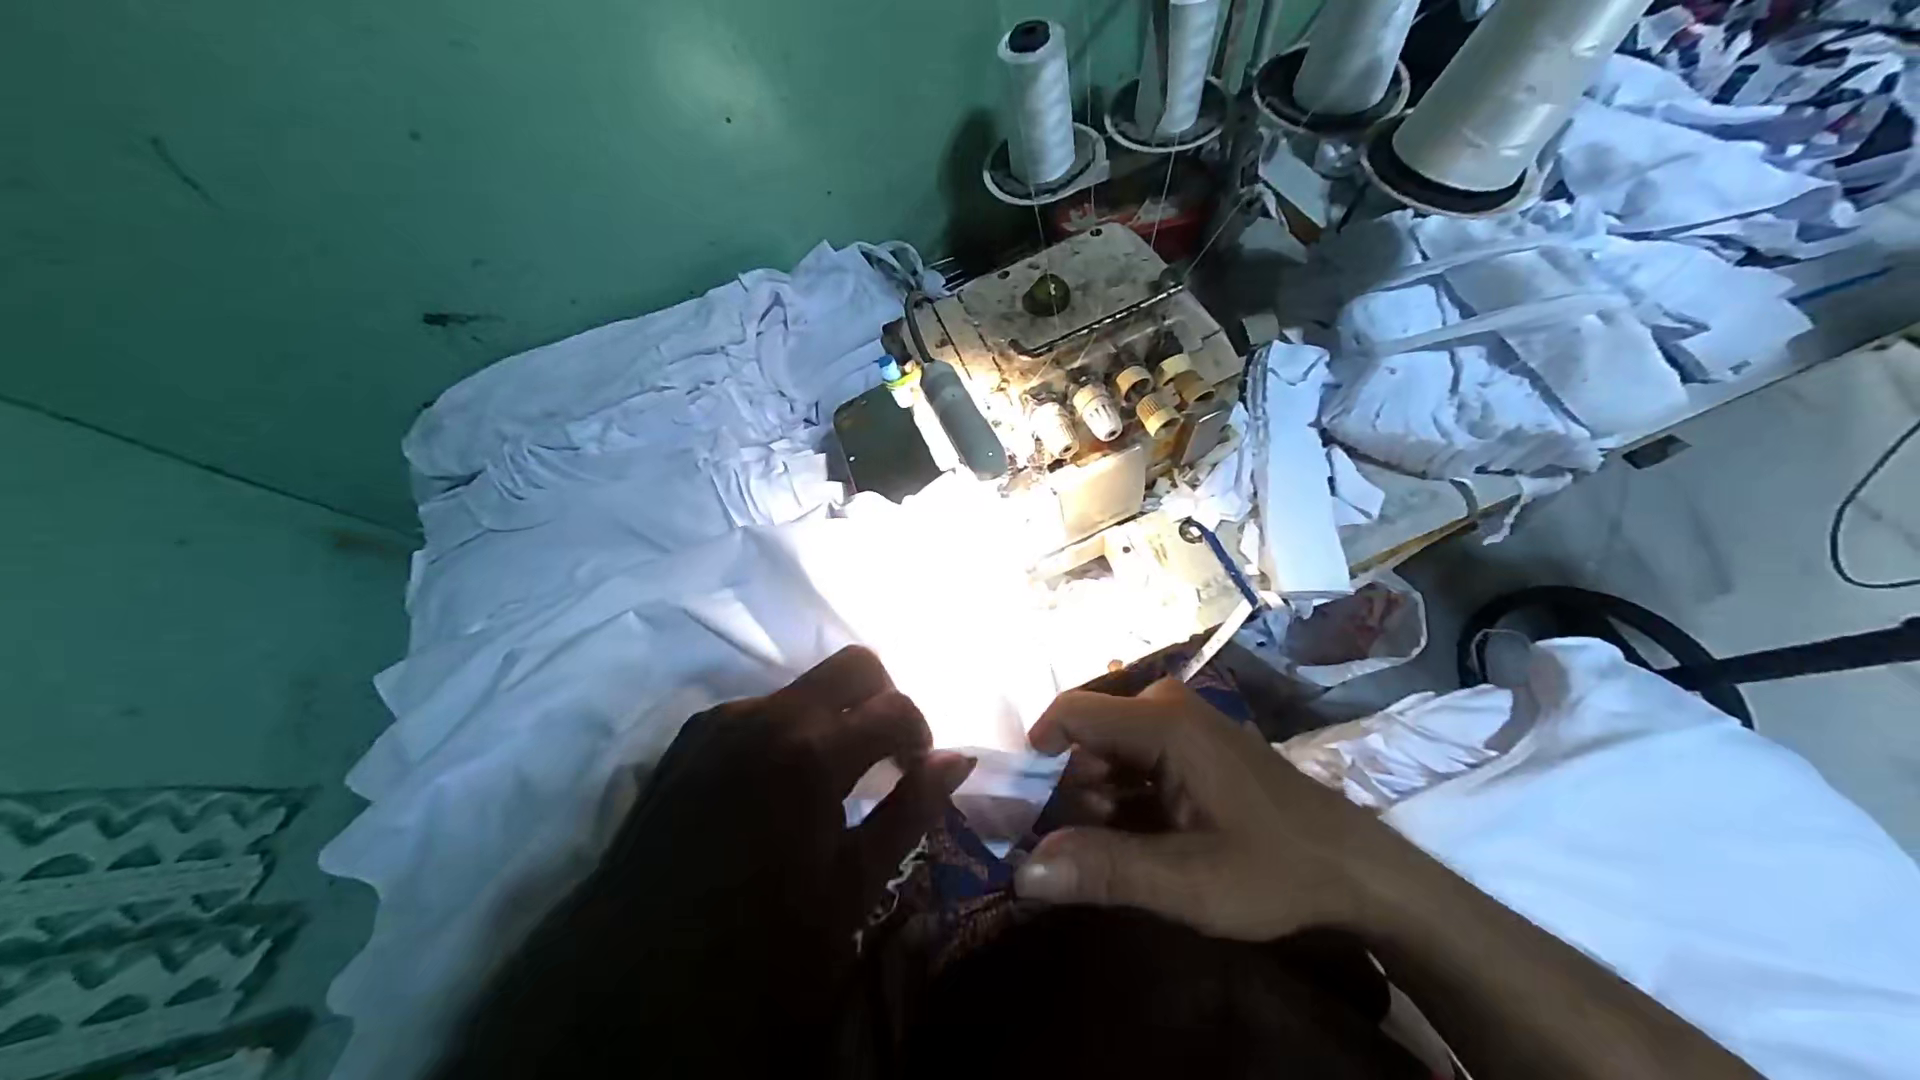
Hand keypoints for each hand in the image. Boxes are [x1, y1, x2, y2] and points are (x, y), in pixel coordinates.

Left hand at [442, 646, 972, 1076]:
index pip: (895, 706)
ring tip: (832, 779)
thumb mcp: (851, 887)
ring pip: (806, 685)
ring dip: (836, 716)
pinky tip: (781, 786)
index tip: (920, 770)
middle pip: (854, 664)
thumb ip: (910, 810)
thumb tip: (959, 759)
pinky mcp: (692, 736)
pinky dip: (790, 730)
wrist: (631, 977)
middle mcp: (765, 715)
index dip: (921, 734)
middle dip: (884, 700)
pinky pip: (762, 710)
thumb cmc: (757, 944)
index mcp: (810, 751)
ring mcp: (722, 719)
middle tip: (886, 757)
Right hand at [1014, 678, 1391, 940]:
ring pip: (1106, 747)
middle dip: (1074, 789)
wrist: (1358, 870)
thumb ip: (1105, 870)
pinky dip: (1122, 793)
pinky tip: (1144, 833)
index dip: (1038, 755)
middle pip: (1086, 734)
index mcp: (1165, 722)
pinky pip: (1131, 755)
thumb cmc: (1278, 871)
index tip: (1028, 809)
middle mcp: (1167, 706)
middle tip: (1089, 844)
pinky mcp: (1192, 741)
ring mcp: (1182, 721)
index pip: (1071, 713)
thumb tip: (1023, 871)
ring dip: (1098, 796)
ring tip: (1125, 845)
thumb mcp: (1189, 883)